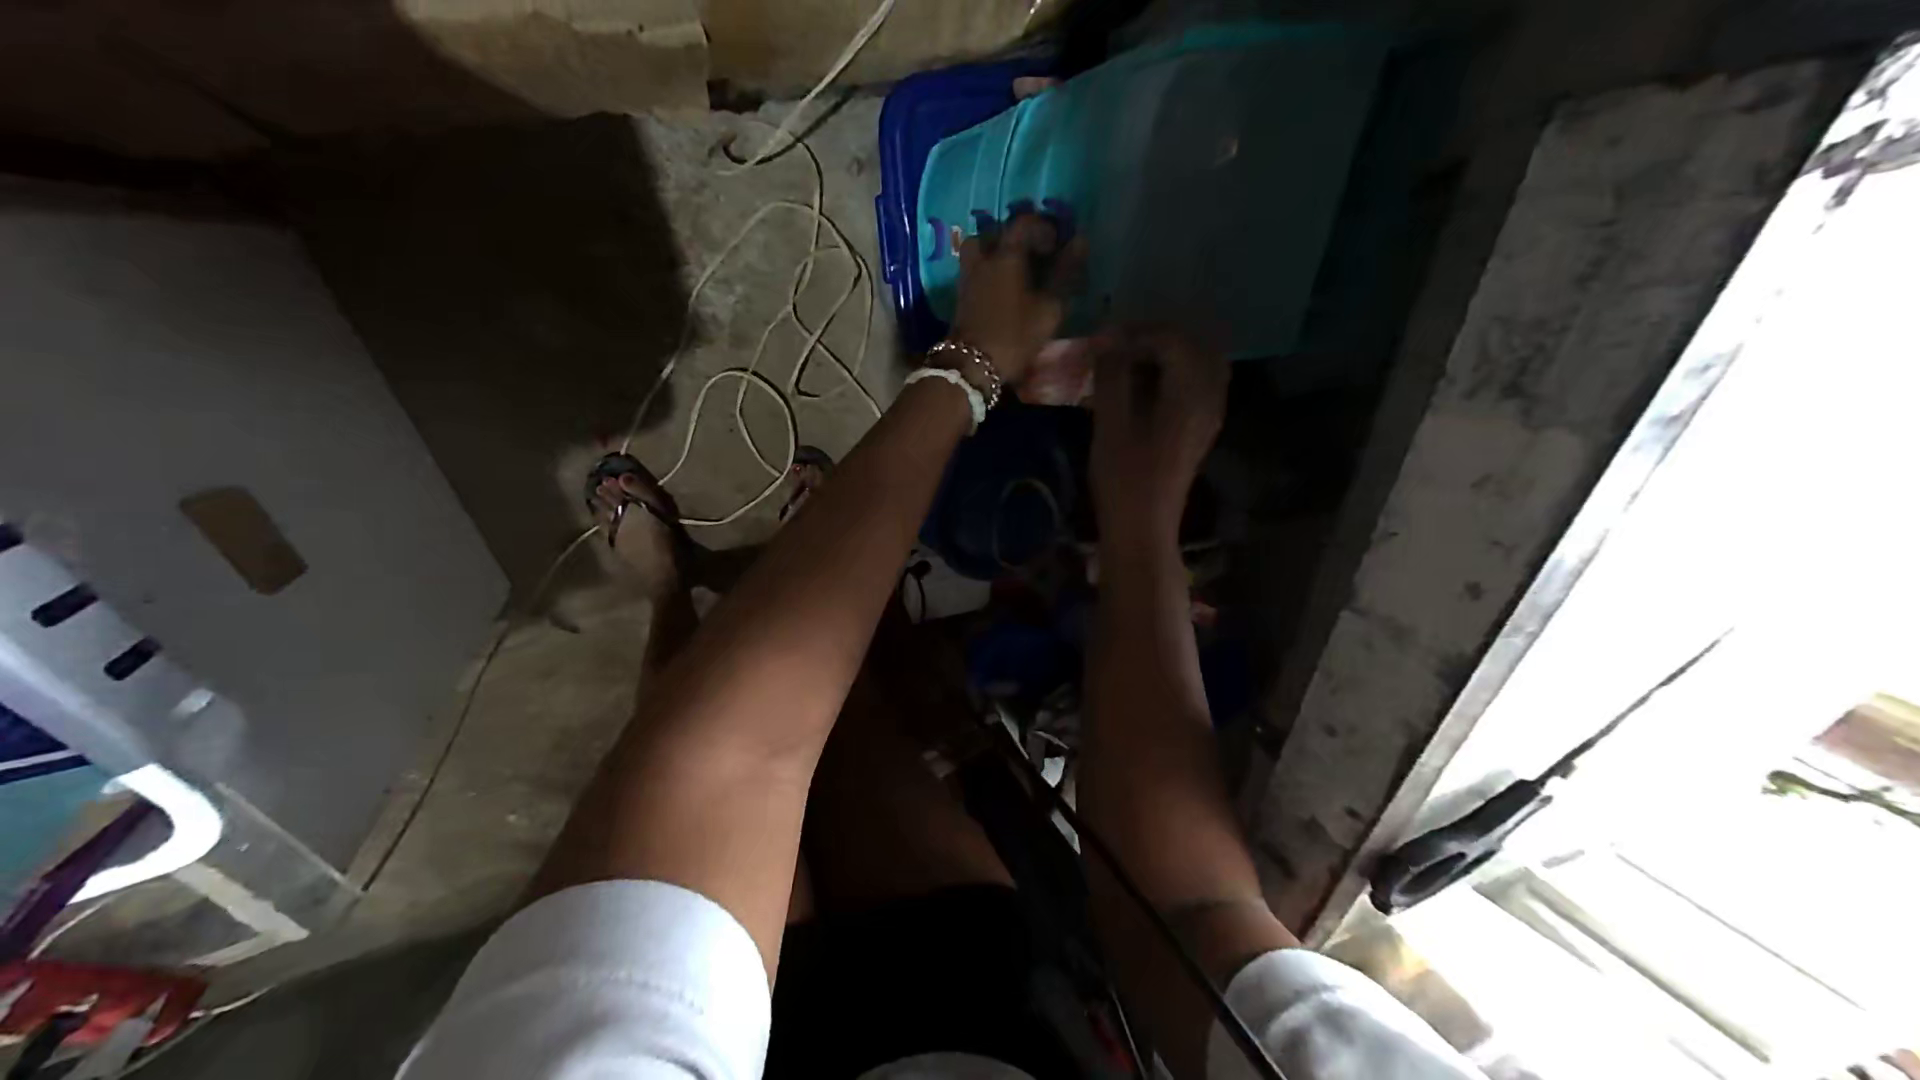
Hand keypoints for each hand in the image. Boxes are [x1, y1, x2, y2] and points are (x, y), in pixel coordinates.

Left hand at [950, 212, 1085, 385]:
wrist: (972, 365)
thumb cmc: (1015, 336)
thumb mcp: (1048, 308)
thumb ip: (1065, 273)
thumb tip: (1080, 241)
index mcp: (1006, 255)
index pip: (1024, 222)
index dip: (1044, 227)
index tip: (1056, 244)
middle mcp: (983, 258)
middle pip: (996, 231)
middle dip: (1017, 236)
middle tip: (1034, 253)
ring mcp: (968, 275)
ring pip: (980, 247)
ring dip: (996, 250)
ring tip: (1014, 268)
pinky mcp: (960, 294)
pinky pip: (974, 267)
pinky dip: (988, 267)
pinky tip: (1001, 285)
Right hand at [1089, 329, 1227, 544]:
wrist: (1144, 527)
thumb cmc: (1124, 478)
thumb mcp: (1110, 423)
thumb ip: (1111, 375)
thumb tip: (1106, 338)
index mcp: (1191, 394)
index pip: (1172, 339)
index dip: (1136, 332)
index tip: (1101, 342)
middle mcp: (1210, 397)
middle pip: (1194, 344)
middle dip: (1156, 336)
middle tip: (1118, 345)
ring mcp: (1210, 413)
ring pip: (1200, 362)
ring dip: (1167, 352)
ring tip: (1130, 359)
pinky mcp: (1201, 428)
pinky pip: (1198, 382)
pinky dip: (1174, 371)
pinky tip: (1146, 383)